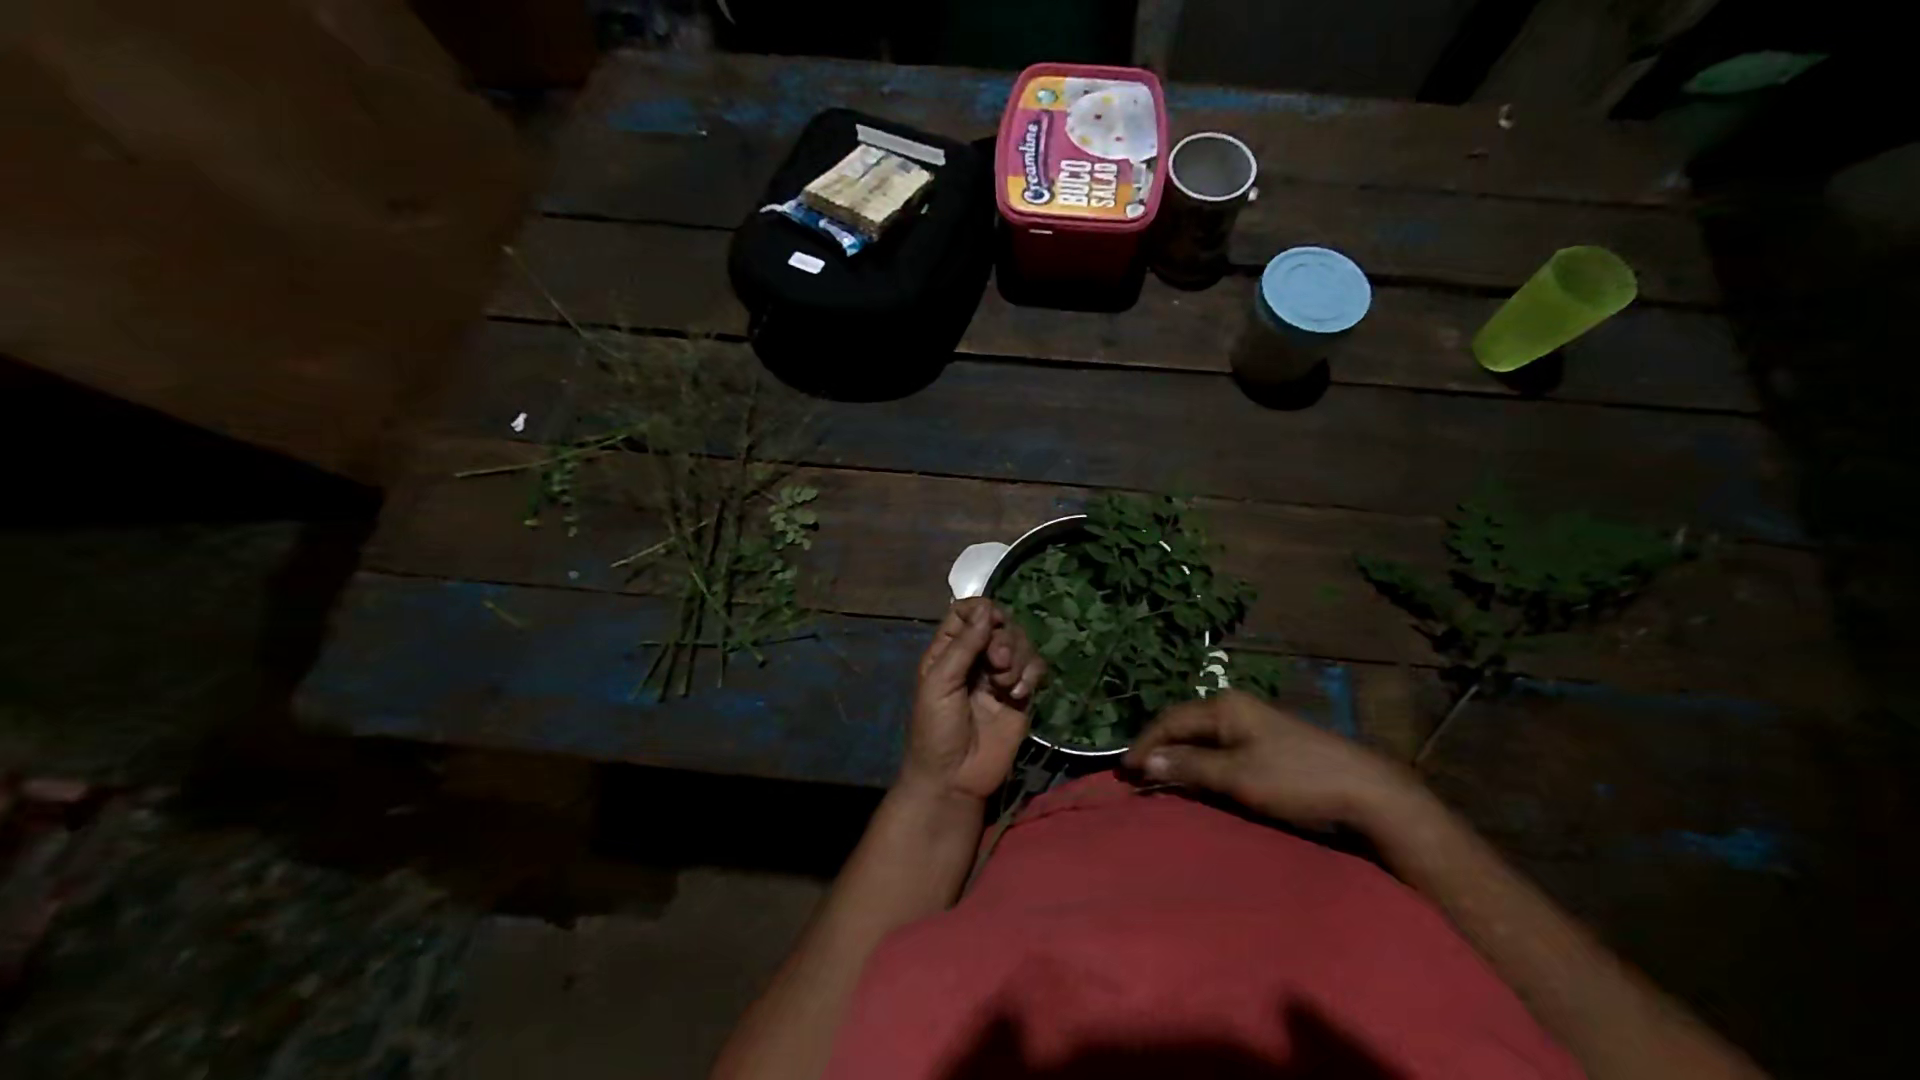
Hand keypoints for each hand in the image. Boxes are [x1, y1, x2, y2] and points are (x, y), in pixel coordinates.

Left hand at [902, 598, 1045, 801]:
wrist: (954, 778)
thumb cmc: (935, 730)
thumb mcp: (940, 683)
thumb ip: (963, 646)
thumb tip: (986, 610)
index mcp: (948, 650)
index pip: (968, 612)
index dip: (982, 611)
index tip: (989, 622)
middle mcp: (976, 658)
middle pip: (1001, 624)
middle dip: (1004, 638)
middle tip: (998, 662)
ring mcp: (1000, 676)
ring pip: (1021, 643)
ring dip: (1018, 658)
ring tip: (1005, 686)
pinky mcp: (1021, 695)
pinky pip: (1036, 668)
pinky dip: (1032, 674)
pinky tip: (1019, 694)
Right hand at [1123, 691, 1424, 828]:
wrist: (1368, 793)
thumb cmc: (1296, 780)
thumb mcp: (1237, 776)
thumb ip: (1190, 766)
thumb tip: (1148, 760)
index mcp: (1225, 706)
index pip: (1170, 721)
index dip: (1145, 745)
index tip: (1125, 772)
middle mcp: (1236, 707)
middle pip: (1184, 725)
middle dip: (1159, 749)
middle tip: (1138, 775)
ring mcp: (1254, 724)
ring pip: (1202, 737)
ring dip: (1180, 757)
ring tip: (1160, 779)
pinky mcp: (1268, 743)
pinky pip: (1220, 748)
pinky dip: (1201, 763)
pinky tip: (1196, 778)